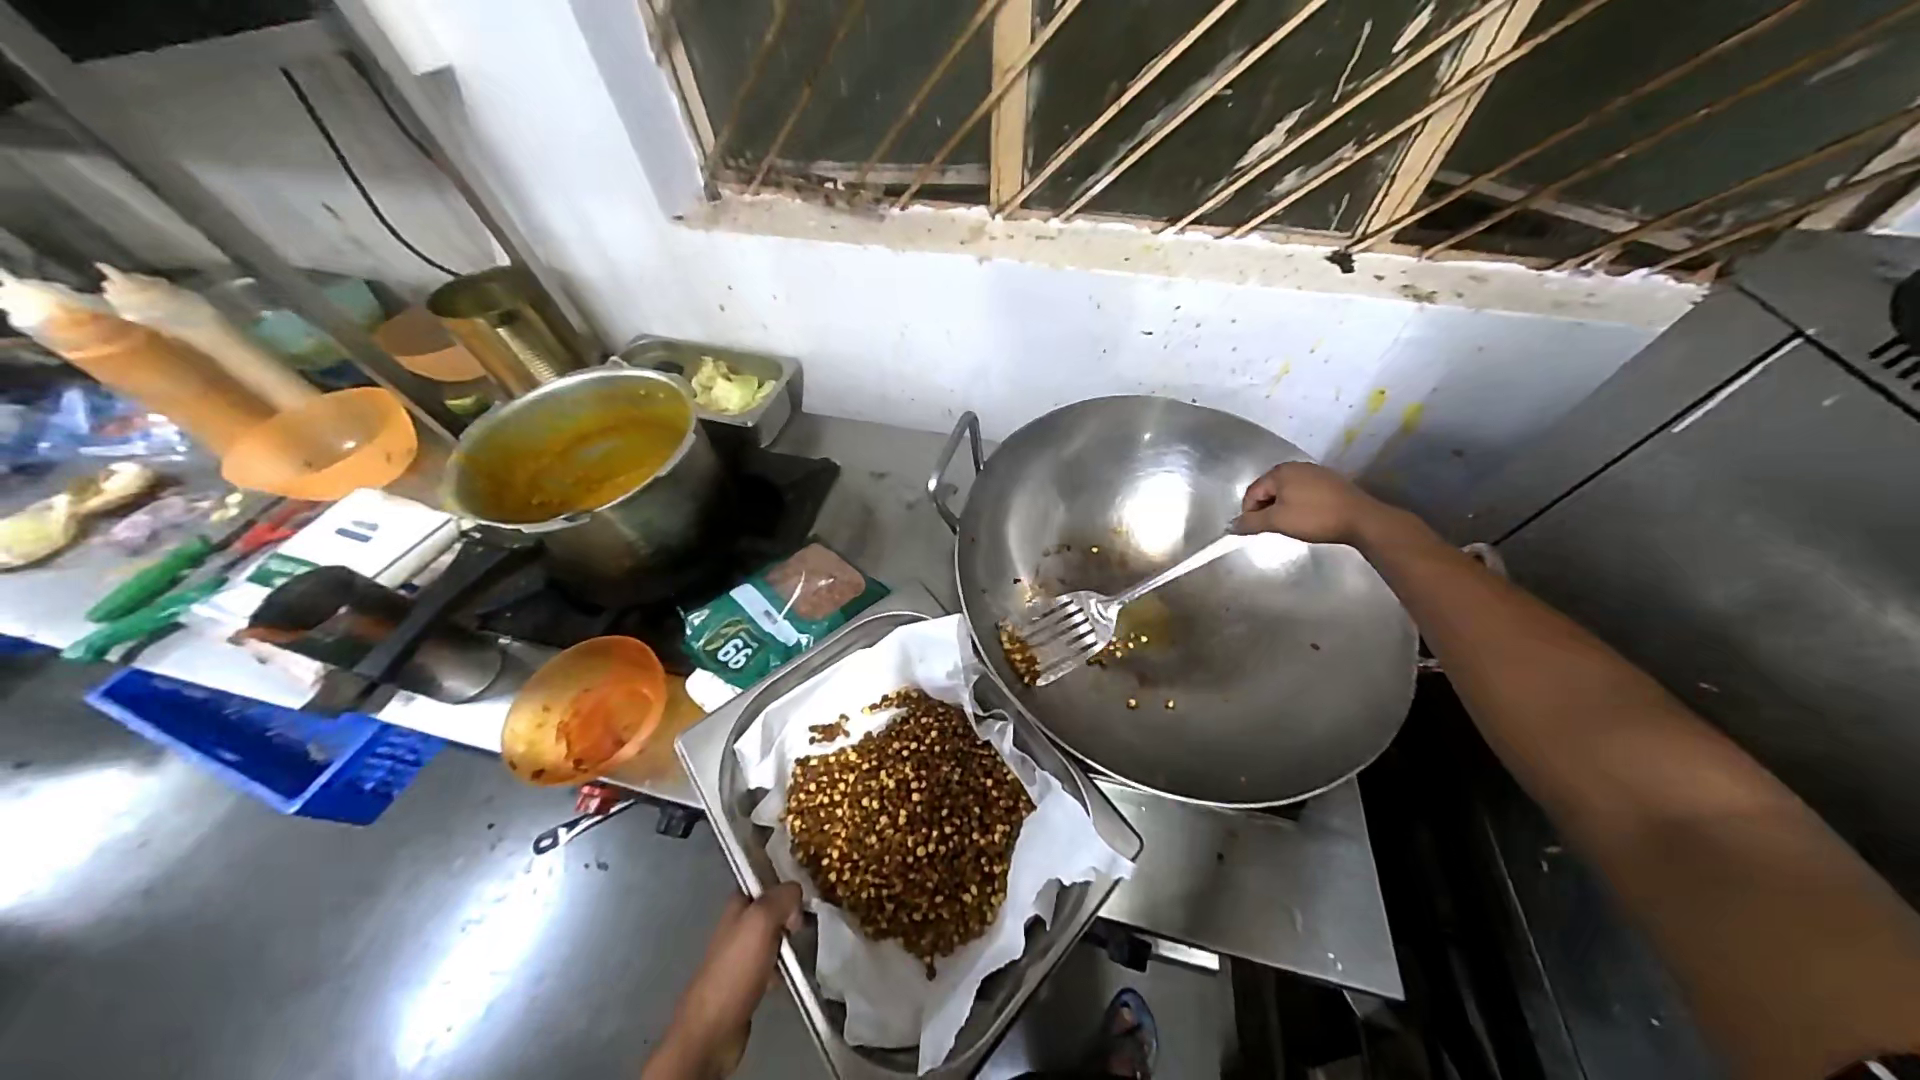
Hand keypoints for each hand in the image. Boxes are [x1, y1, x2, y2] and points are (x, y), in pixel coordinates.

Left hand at [644, 883, 802, 1079]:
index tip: (802, 905)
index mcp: (736, 905)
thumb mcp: (762, 919)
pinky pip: (771, 965)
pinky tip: (787, 978)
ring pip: (774, 939)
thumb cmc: (737, 968)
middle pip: (773, 911)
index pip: (767, 883)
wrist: (713, 1029)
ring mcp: (739, 955)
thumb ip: (782, 897)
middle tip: (799, 932)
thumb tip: (797, 894)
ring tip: (797, 955)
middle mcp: (736, 926)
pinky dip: (782, 970)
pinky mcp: (745, 982)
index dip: (787, 890)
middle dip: (790, 919)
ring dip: (788, 946)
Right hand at [1231, 462, 1388, 546]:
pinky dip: (1298, 504)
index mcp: (1280, 472)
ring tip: (1289, 524)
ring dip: (1281, 507)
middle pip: (1268, 489)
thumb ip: (1251, 522)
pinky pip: (1303, 491)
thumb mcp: (1278, 521)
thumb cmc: (1315, 517)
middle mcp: (1295, 467)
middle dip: (1265, 509)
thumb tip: (1231, 526)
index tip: (1255, 530)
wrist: (1362, 519)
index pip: (1252, 492)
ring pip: (1286, 491)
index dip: (1248, 512)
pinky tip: (1307, 517)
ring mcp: (1315, 472)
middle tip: (1272, 528)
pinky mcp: (1330, 481)